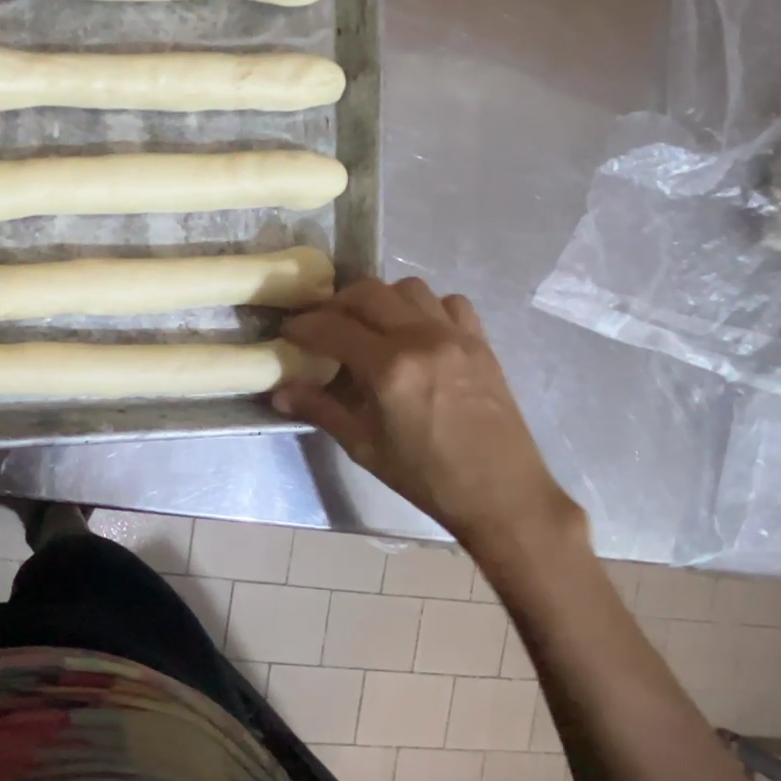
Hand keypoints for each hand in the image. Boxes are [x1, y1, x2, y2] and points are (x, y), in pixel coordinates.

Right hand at [274, 278, 579, 547]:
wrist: (500, 491)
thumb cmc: (425, 476)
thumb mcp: (364, 447)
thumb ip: (322, 410)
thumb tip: (280, 393)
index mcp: (389, 367)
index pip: (333, 328)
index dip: (303, 326)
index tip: (288, 332)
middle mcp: (422, 338)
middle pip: (368, 293)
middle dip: (337, 304)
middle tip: (323, 325)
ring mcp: (455, 335)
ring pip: (409, 289)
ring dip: (381, 300)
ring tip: (369, 325)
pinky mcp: (480, 342)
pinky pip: (449, 303)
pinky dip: (425, 308)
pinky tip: (417, 332)